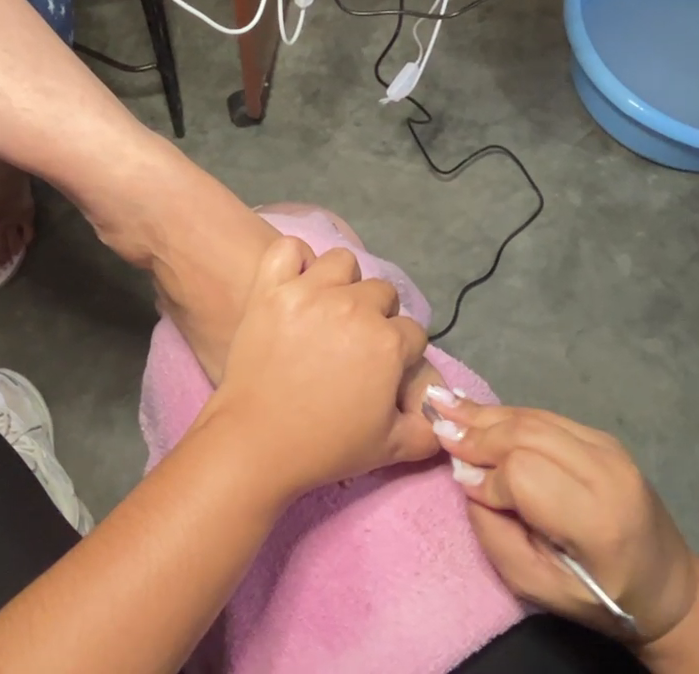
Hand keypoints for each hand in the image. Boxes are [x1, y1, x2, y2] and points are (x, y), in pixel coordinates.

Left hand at [197, 238, 439, 498]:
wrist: (257, 443)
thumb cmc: (325, 447)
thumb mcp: (391, 449)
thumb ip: (428, 429)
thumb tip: (441, 415)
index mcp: (388, 342)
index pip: (413, 332)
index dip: (401, 353)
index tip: (382, 371)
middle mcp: (355, 306)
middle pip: (382, 292)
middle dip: (377, 316)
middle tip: (353, 343)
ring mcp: (310, 292)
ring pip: (342, 262)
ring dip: (342, 282)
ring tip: (328, 309)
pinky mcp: (271, 288)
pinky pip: (288, 249)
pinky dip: (294, 260)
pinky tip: (296, 285)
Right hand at [429, 395, 698, 643]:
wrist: (667, 584)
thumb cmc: (600, 597)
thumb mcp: (539, 588)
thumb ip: (496, 536)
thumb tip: (467, 480)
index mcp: (597, 518)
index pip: (524, 473)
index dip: (487, 475)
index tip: (460, 482)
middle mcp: (607, 472)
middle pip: (526, 434)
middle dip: (478, 431)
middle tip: (436, 425)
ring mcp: (609, 448)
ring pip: (533, 417)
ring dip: (487, 414)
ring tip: (444, 404)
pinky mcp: (603, 438)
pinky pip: (545, 417)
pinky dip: (507, 415)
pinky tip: (477, 410)